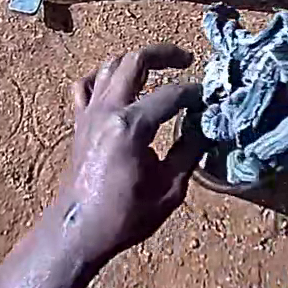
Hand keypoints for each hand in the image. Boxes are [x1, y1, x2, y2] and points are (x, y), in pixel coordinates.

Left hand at [51, 44, 202, 263]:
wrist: (77, 232)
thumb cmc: (124, 216)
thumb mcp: (170, 188)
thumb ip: (190, 150)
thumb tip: (205, 125)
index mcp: (131, 126)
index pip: (171, 94)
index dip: (194, 92)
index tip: (210, 98)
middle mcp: (107, 110)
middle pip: (136, 60)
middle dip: (165, 54)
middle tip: (187, 60)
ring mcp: (89, 113)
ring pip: (110, 66)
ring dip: (136, 62)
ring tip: (158, 69)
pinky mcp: (79, 122)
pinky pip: (85, 85)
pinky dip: (102, 78)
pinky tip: (118, 86)